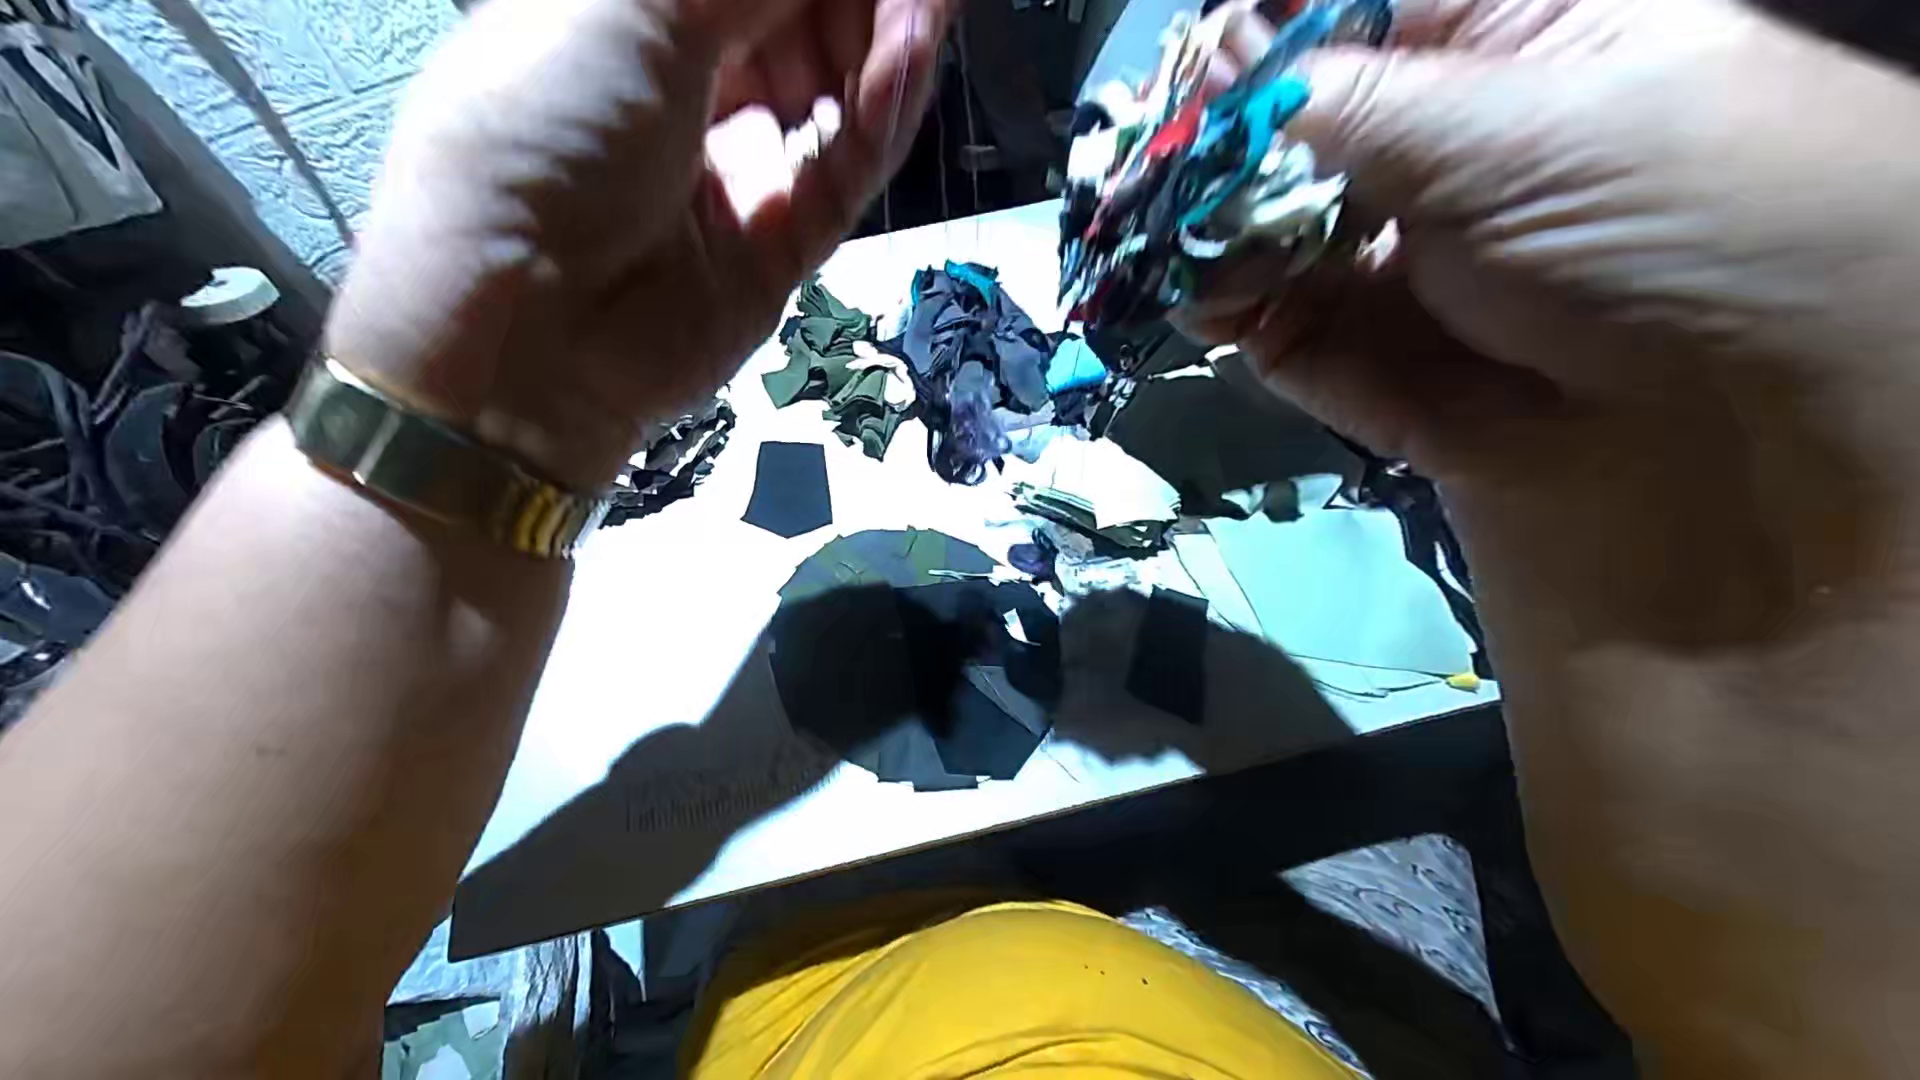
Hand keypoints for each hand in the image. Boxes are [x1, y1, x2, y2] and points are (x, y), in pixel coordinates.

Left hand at [326, 0, 956, 487]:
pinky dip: (874, 126)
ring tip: (926, 9)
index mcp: (638, 21)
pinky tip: (906, 64)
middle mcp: (696, 96)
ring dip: (883, 53)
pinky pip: (839, 179)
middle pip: (804, 33)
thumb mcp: (628, 12)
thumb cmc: (544, 142)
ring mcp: (744, 178)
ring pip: (835, 107)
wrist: (538, 333)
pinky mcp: (782, 248)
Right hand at [1183, 2, 1919, 1071]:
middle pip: (1296, 135)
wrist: (1712, 454)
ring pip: (1265, 234)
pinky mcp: (1347, 360)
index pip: (1359, 21)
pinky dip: (1227, 309)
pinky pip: (1267, 321)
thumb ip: (1352, 104)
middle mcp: (1435, 161)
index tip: (1202, 52)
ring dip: (1212, 235)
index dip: (1276, 32)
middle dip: (1222, 143)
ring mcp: (1381, 270)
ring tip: (1167, 240)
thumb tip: (1224, 61)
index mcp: (1512, 56)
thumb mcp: (1518, 127)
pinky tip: (1200, 301)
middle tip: (1154, 154)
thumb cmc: (1669, 226)